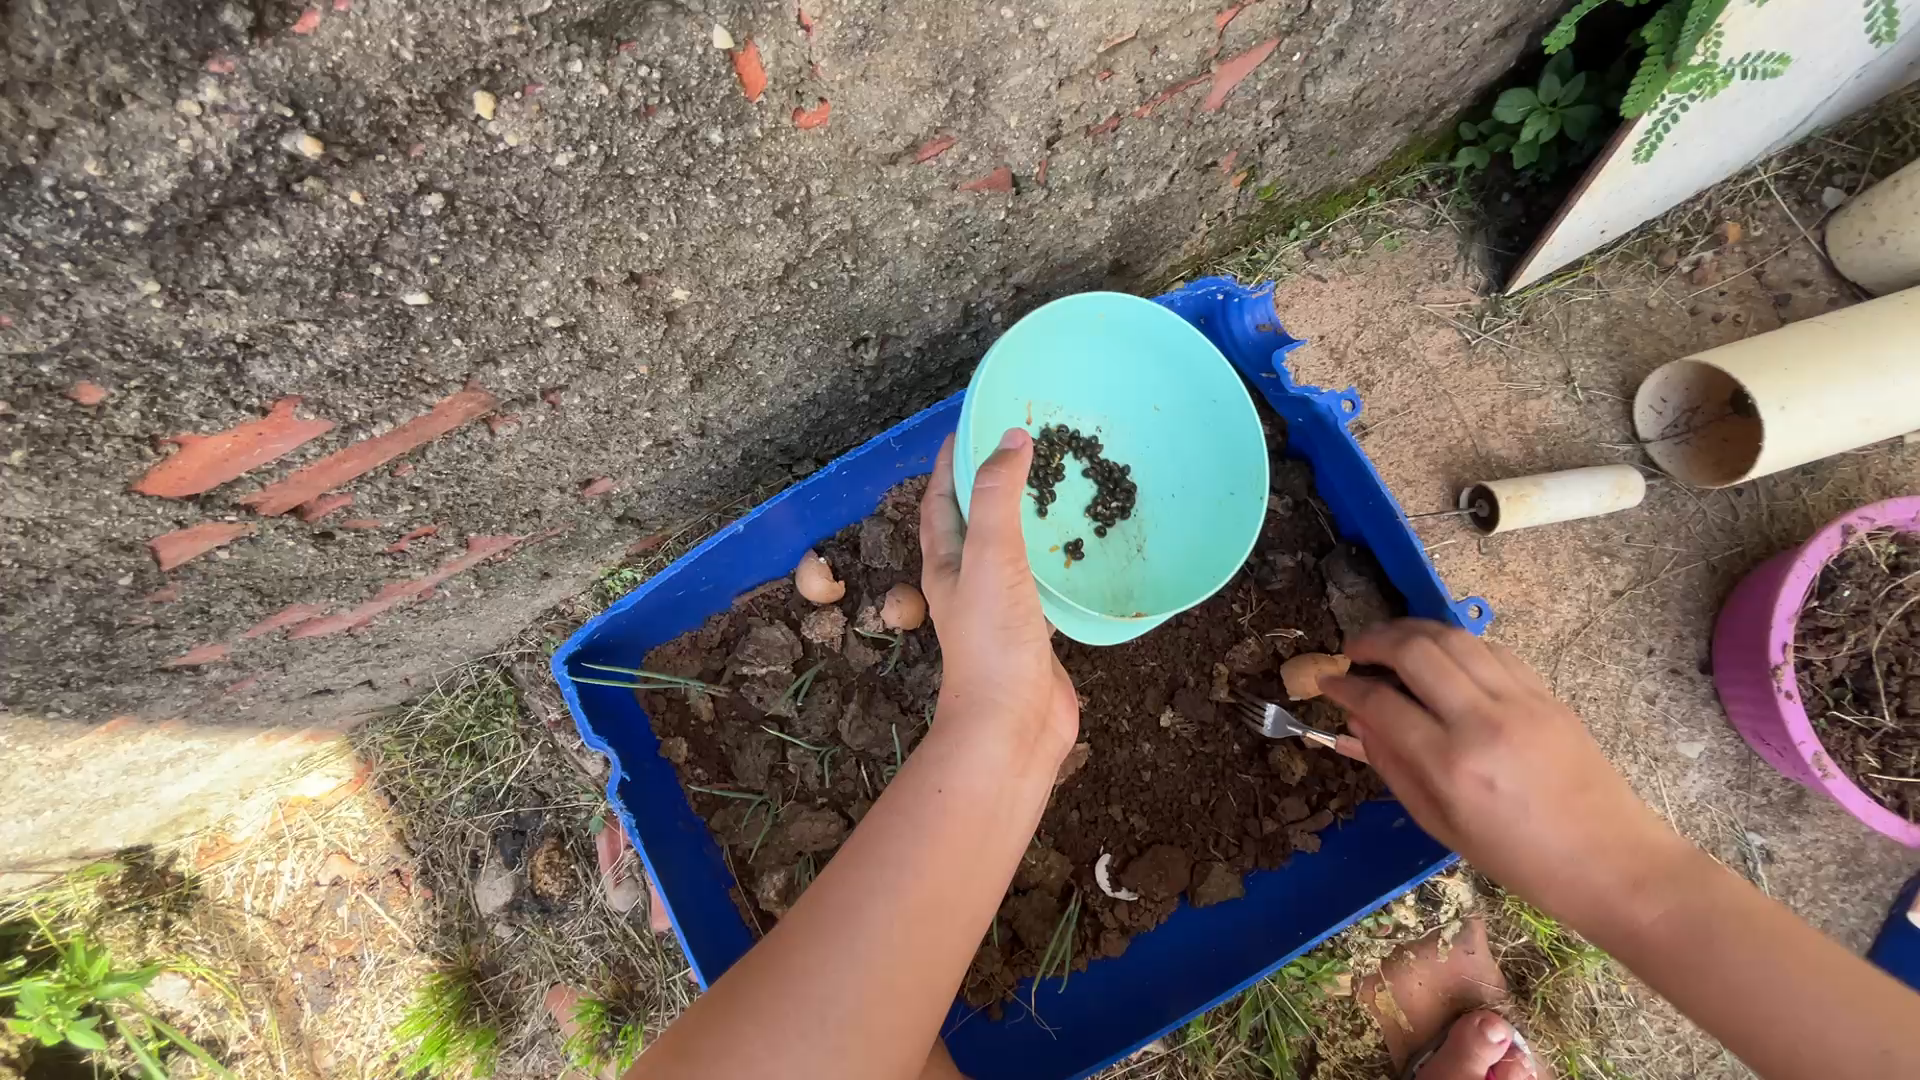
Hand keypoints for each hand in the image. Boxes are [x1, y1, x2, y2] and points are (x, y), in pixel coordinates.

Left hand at [919, 430, 1078, 765]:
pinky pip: (1039, 579)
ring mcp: (998, 605)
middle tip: (1028, 446)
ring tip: (1059, 486)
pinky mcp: (1030, 627)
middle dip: (991, 481)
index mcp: (945, 561)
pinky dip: (1053, 557)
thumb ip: (997, 497)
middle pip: (972, 518)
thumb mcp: (989, 556)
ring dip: (1024, 518)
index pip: (940, 497)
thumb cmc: (992, 640)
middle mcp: (966, 580)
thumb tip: (1010, 438)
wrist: (1012, 725)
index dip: (952, 458)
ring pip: (1008, 548)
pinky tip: (1078, 548)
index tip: (976, 422)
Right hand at [1320, 619, 1690, 926]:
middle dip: (1372, 641)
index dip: (1344, 685)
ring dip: (1410, 630)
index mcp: (1451, 764)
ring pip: (1453, 637)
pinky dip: (1454, 642)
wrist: (1617, 865)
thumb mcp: (1437, 821)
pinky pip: (1490, 649)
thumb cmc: (1518, 858)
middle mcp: (1483, 722)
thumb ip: (1390, 764)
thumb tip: (1356, 718)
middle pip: (1414, 651)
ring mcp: (1521, 703)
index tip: (1326, 680)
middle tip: (1352, 650)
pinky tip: (1440, 655)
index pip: (1380, 701)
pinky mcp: (1547, 695)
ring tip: (1388, 641)